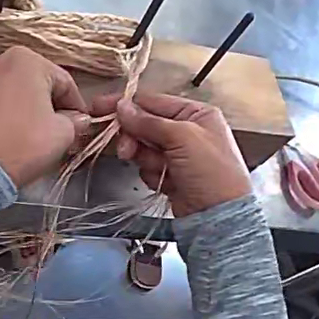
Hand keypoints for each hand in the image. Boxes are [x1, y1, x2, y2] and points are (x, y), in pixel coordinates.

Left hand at [0, 47, 91, 184]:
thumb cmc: (24, 143)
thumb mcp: (63, 134)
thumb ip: (76, 121)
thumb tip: (78, 119)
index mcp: (28, 60)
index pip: (65, 83)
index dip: (78, 108)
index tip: (82, 128)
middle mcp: (0, 61)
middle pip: (39, 85)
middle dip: (52, 108)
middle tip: (61, 134)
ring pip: (16, 94)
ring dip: (30, 112)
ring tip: (36, 138)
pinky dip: (8, 116)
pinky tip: (12, 137)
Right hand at [91, 89, 250, 216]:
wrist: (218, 216)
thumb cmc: (212, 172)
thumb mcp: (182, 137)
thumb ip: (149, 121)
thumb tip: (122, 106)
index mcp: (196, 114)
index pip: (153, 102)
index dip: (126, 105)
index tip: (99, 107)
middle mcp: (187, 131)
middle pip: (145, 125)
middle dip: (134, 137)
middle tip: (125, 150)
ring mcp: (179, 155)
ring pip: (143, 148)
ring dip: (145, 159)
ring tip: (159, 169)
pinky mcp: (170, 175)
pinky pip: (148, 167)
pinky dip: (151, 174)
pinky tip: (165, 181)